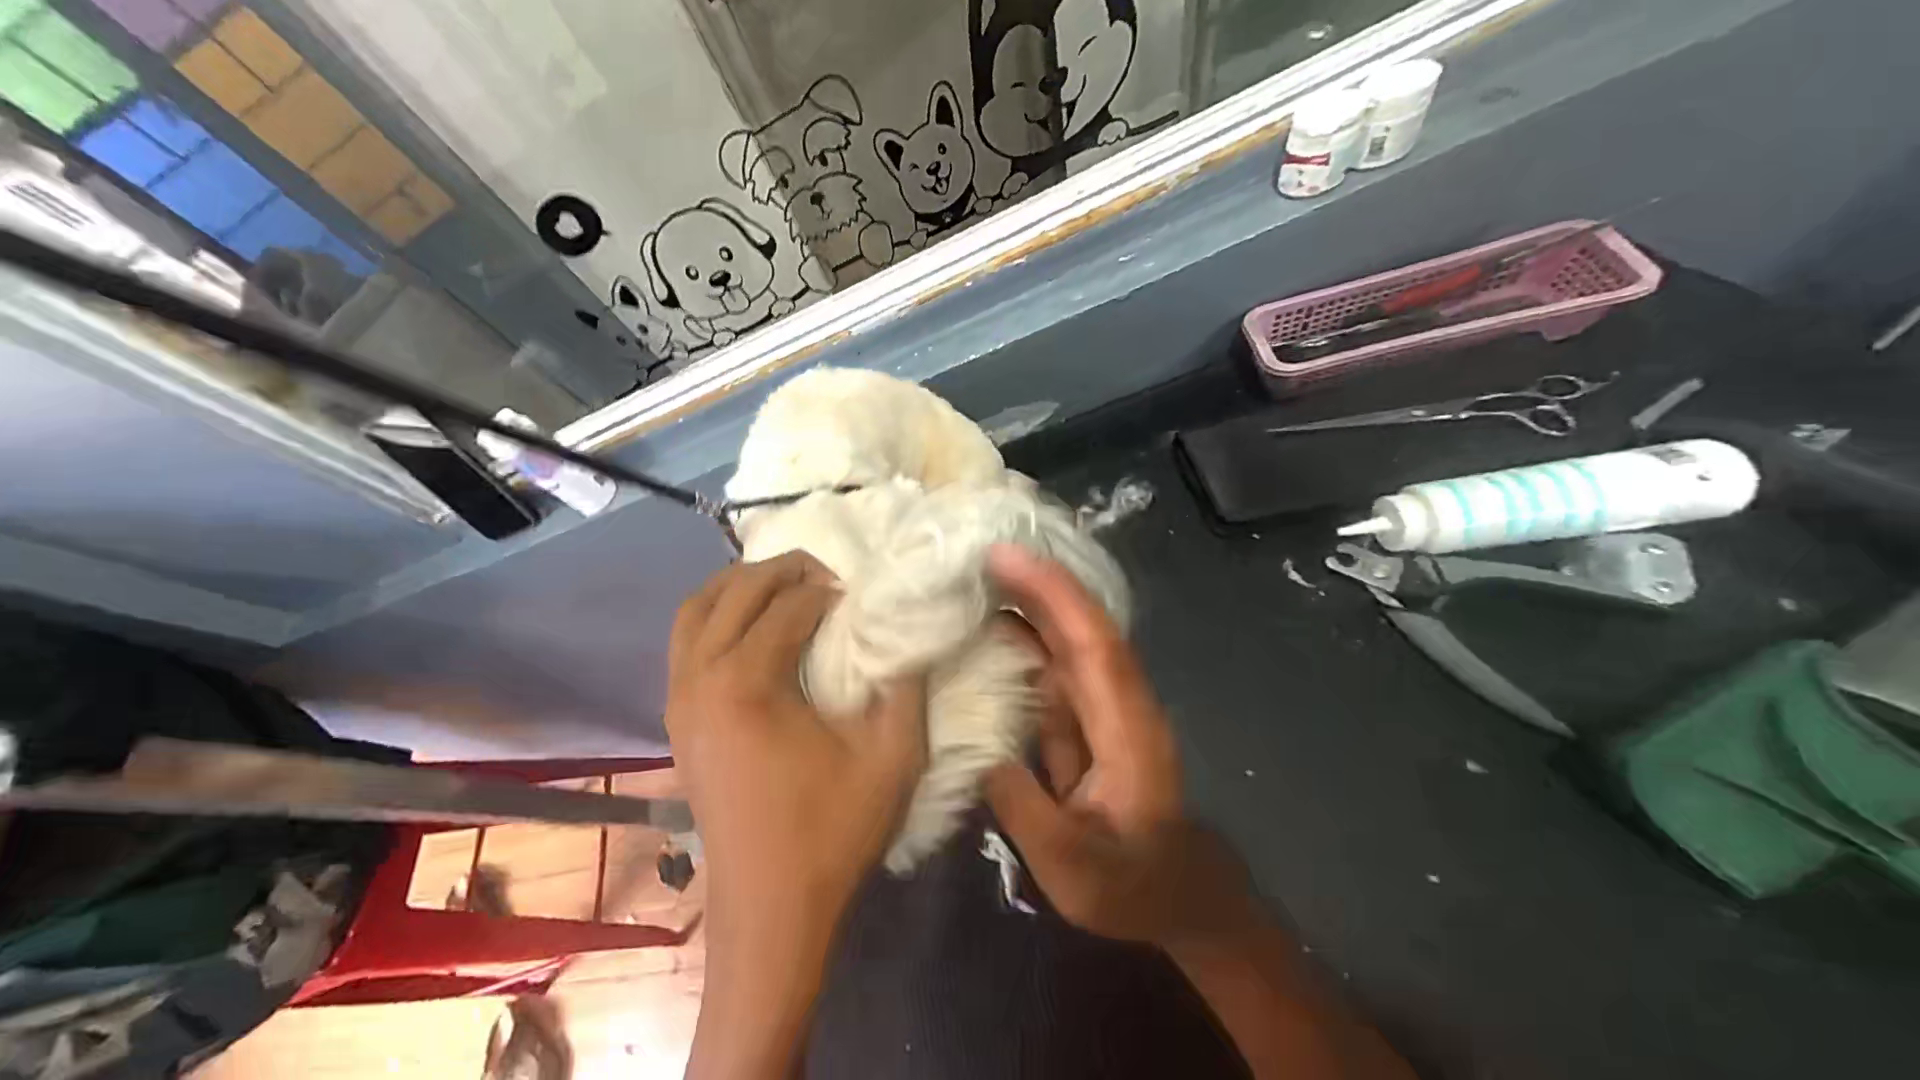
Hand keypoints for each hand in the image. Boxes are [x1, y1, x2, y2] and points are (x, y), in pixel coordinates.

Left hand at [666, 552, 927, 930]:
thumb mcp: (894, 757)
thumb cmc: (832, 833)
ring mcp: (678, 700)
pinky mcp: (676, 721)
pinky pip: (685, 641)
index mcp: (746, 683)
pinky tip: (753, 629)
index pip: (790, 606)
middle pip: (736, 592)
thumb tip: (906, 633)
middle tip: (831, 576)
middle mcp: (699, 679)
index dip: (831, 591)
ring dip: (742, 586)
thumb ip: (907, 685)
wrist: (771, 910)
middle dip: (785, 571)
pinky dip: (717, 616)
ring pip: (697, 610)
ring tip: (788, 587)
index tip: (864, 597)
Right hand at [986, 546, 1251, 945]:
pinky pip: (1052, 672)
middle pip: (1081, 629)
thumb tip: (983, 754)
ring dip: (1028, 608)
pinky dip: (1023, 646)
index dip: (1055, 595)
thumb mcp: (1074, 867)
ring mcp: (1103, 711)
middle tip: (978, 553)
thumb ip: (1027, 810)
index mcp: (1128, 728)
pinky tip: (987, 635)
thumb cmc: (1134, 886)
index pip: (1094, 644)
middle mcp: (1119, 704)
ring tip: (974, 581)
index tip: (1008, 558)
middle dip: (1036, 585)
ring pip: (1066, 645)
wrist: (1176, 897)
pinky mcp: (1086, 722)